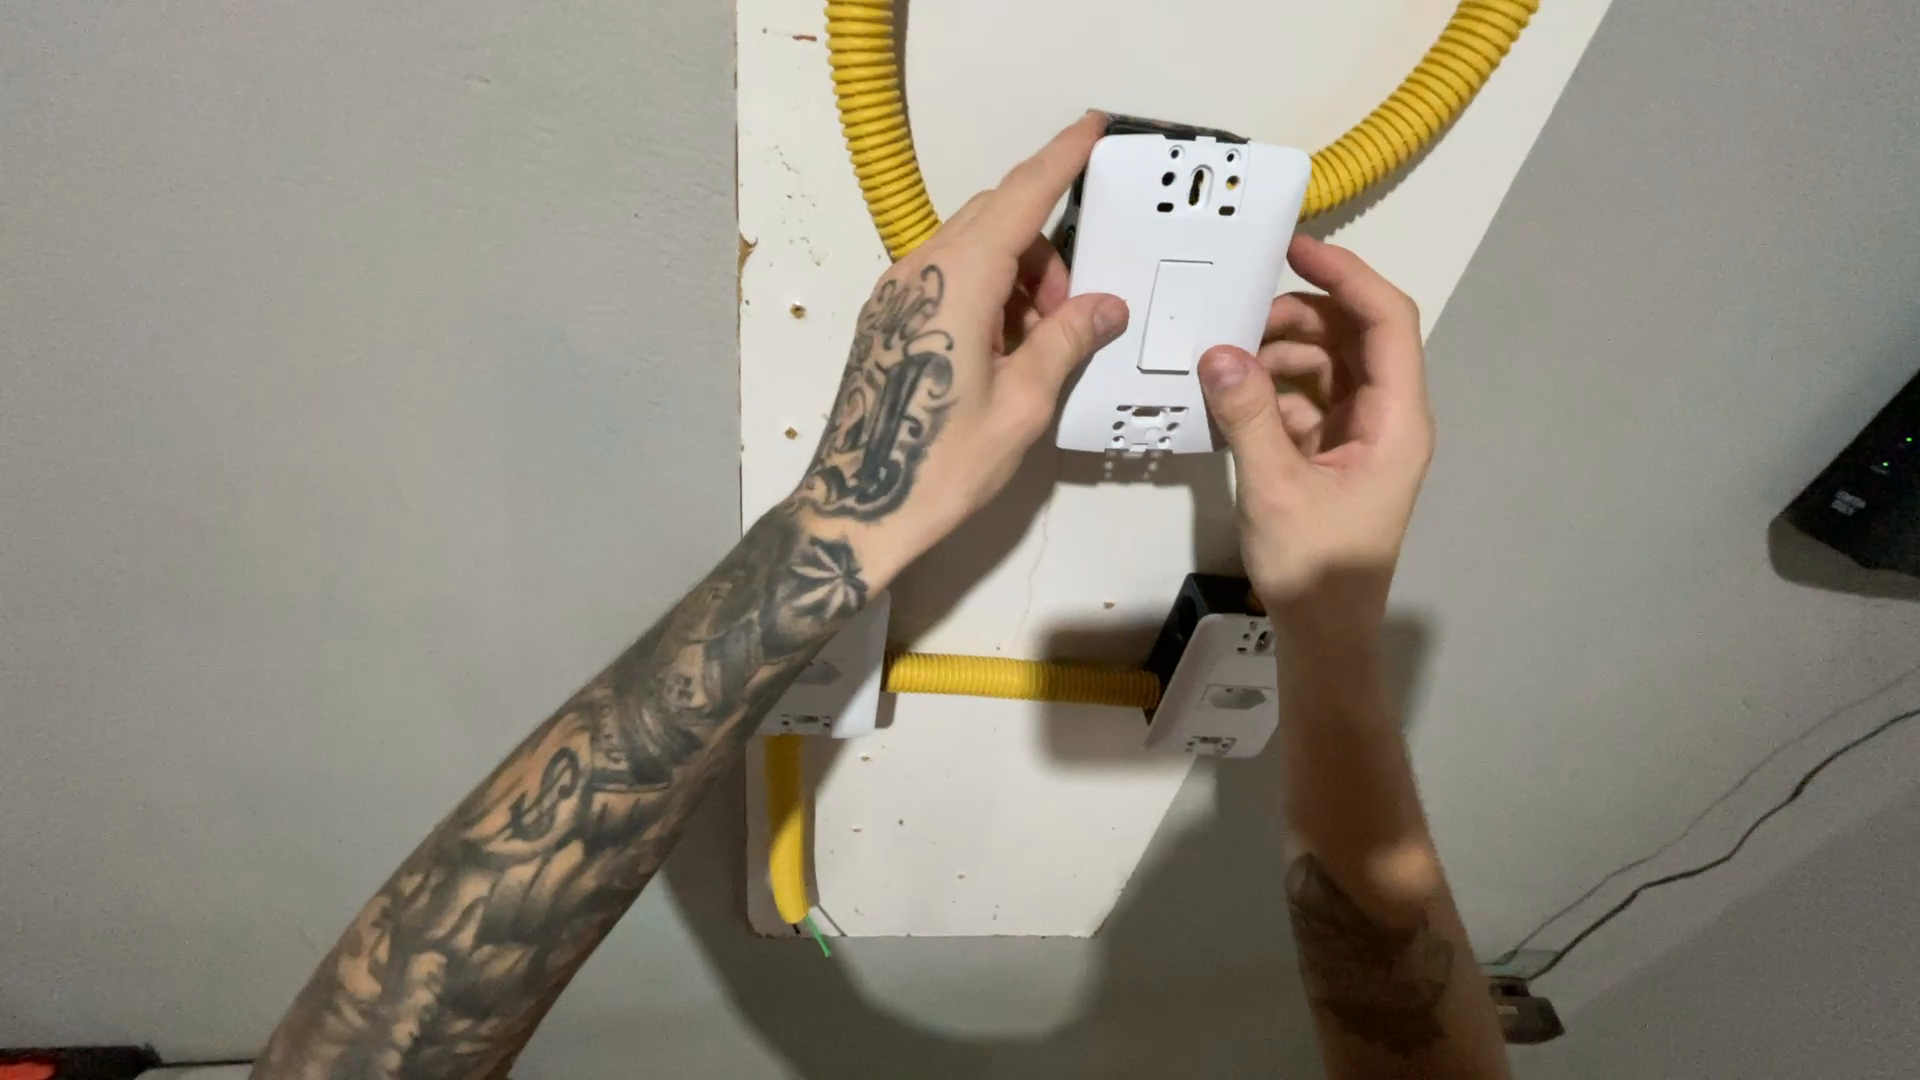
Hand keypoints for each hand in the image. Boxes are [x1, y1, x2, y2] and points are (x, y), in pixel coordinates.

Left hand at [789, 113, 1129, 585]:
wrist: (859, 509)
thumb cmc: (941, 462)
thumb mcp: (1021, 403)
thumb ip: (1065, 341)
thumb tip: (1104, 306)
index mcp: (958, 280)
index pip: (1021, 197)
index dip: (1061, 158)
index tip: (1093, 128)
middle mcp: (918, 271)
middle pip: (995, 221)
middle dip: (1045, 250)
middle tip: (1073, 311)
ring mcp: (895, 295)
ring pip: (970, 250)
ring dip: (1016, 277)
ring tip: (1036, 345)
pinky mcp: (885, 320)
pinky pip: (946, 281)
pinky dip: (984, 296)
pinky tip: (1000, 350)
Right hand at [1199, 236, 1433, 646]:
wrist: (1323, 629)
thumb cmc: (1314, 564)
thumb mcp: (1275, 487)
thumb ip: (1248, 416)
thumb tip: (1217, 352)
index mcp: (1396, 419)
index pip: (1385, 323)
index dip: (1346, 277)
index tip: (1294, 251)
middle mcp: (1384, 418)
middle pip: (1352, 341)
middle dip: (1298, 320)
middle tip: (1238, 320)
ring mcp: (1357, 438)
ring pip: (1325, 371)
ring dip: (1279, 358)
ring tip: (1227, 365)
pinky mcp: (1329, 456)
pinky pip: (1303, 405)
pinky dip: (1270, 395)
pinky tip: (1232, 402)